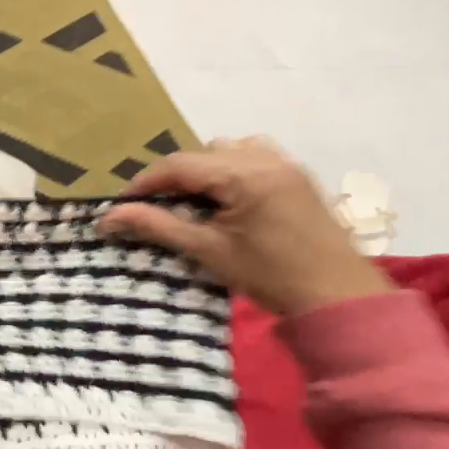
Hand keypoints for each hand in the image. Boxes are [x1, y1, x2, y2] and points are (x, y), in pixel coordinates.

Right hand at [101, 137, 390, 317]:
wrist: (341, 299)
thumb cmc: (271, 276)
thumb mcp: (207, 250)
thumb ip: (155, 225)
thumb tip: (106, 217)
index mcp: (244, 175)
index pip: (177, 165)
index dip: (144, 183)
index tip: (122, 206)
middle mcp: (266, 159)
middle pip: (199, 154)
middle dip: (172, 177)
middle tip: (155, 207)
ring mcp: (286, 164)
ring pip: (226, 149)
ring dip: (202, 169)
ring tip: (193, 200)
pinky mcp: (298, 176)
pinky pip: (253, 154)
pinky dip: (230, 167)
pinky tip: (226, 195)